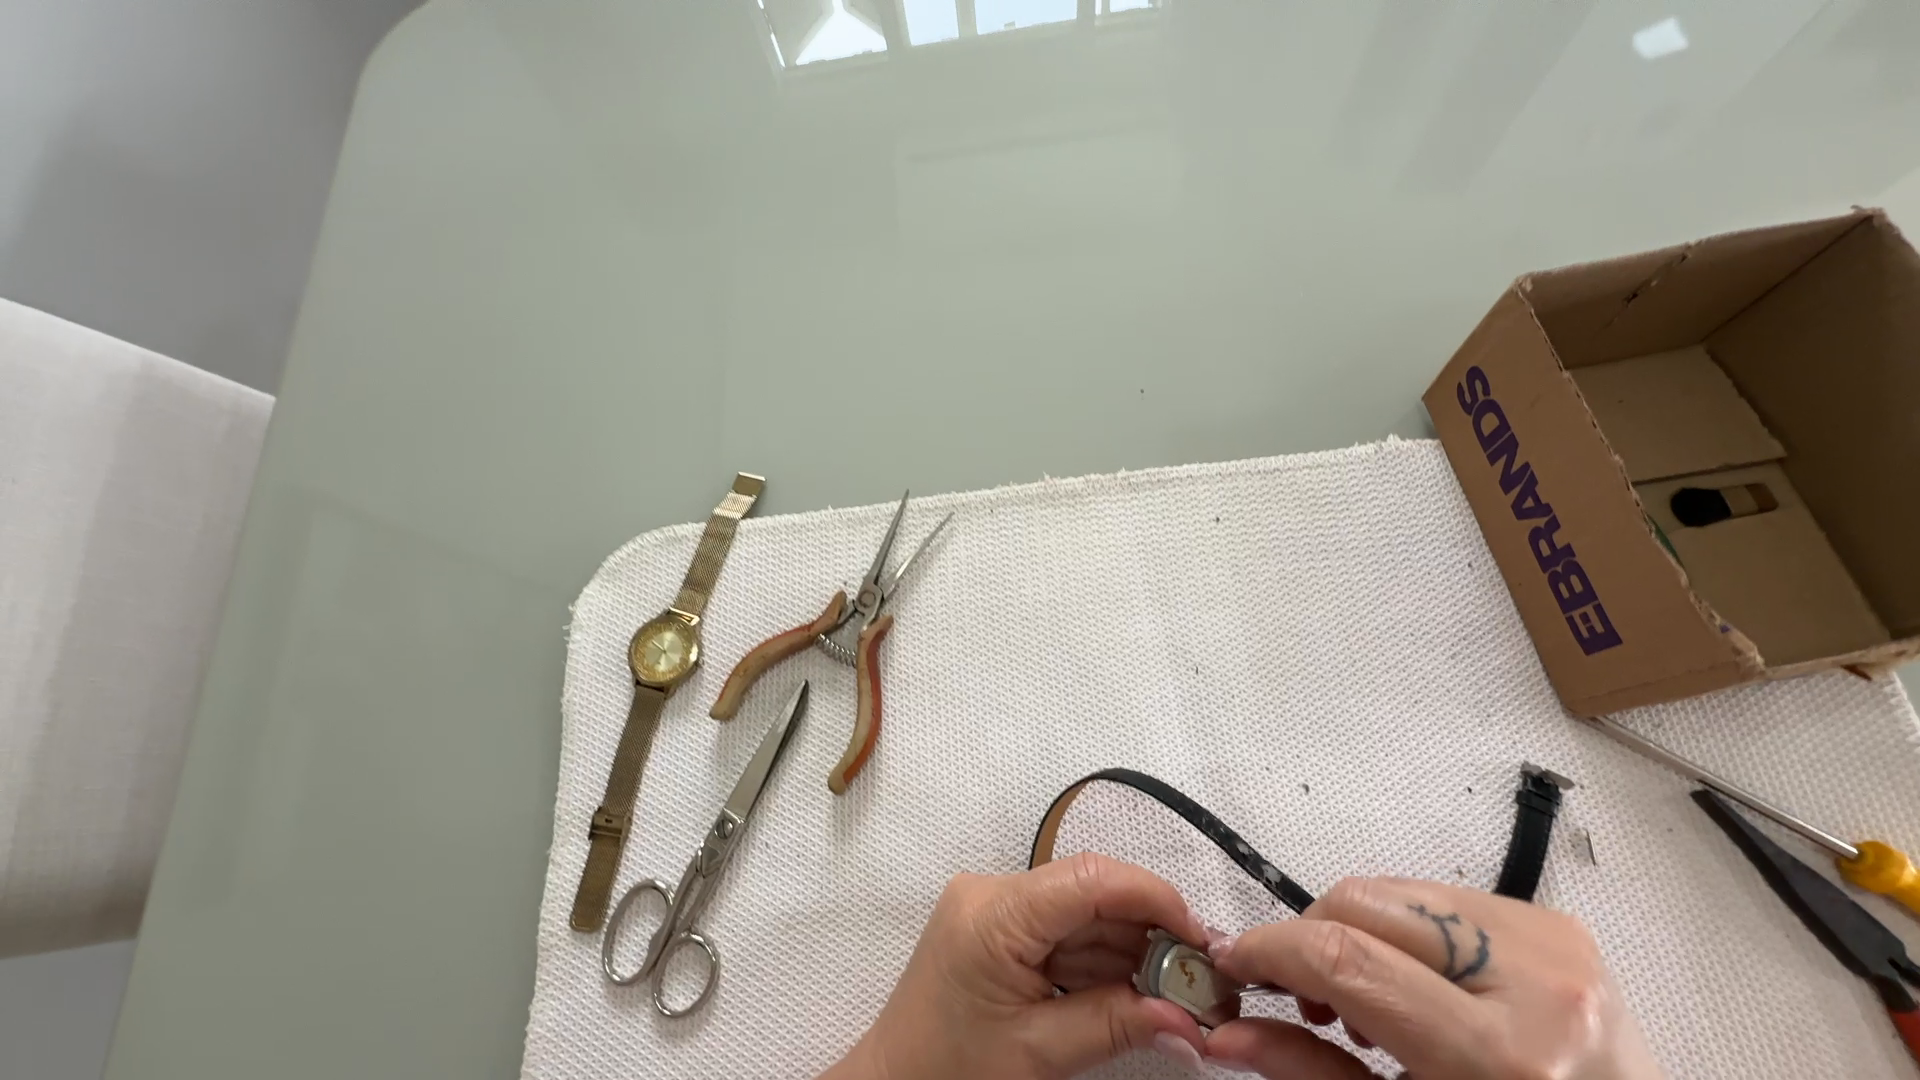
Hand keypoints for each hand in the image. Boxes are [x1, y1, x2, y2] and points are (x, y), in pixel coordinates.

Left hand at [824, 853, 1211, 1079]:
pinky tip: (1135, 989)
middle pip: (1089, 894)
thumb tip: (1190, 1023)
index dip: (1151, 897)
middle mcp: (991, 892)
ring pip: (1081, 913)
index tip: (1200, 937)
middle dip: (1148, 933)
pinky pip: (1062, 930)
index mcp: (993, 913)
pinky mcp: (998, 924)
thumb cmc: (950, 1072)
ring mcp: (993, 905)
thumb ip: (1116, 1026)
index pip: (1087, 879)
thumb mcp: (1037, 1053)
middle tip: (1200, 979)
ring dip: (1130, 950)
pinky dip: (1100, 959)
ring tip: (1178, 992)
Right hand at [1203, 877, 1662, 1078]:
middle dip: (1306, 939)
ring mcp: (1550, 938)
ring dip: (1349, 930)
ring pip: (1388, 888)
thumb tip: (1222, 1034)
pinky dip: (1396, 928)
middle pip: (1359, 904)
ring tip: (1362, 998)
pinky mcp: (1554, 922)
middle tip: (1301, 995)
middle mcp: (1532, 977)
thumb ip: (1309, 1071)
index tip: (1229, 963)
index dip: (1269, 951)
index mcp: (1501, 1057)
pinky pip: (1432, 894)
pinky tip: (1410, 981)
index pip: (1346, 959)